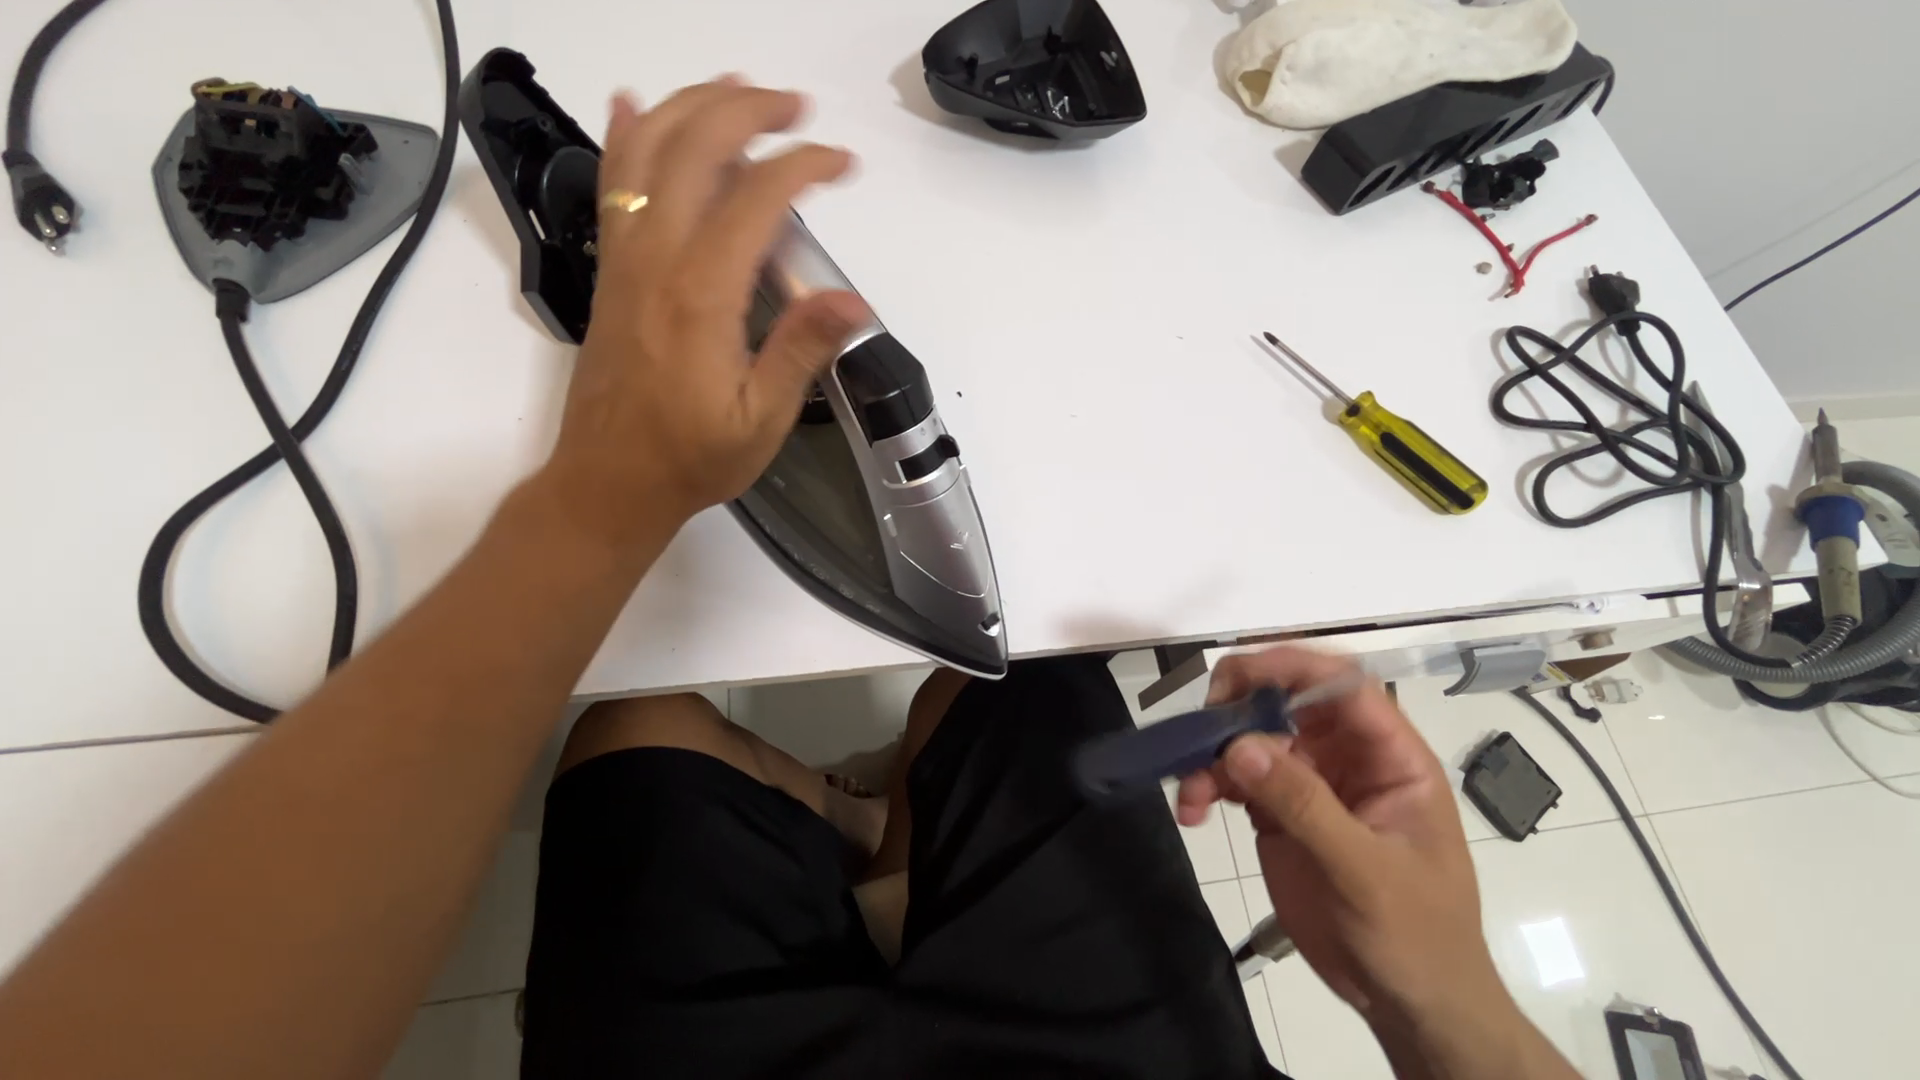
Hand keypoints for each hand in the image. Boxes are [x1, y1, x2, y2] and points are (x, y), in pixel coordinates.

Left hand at [541, 79, 870, 544]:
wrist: (610, 481)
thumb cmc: (690, 457)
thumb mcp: (763, 419)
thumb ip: (802, 351)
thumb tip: (852, 301)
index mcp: (701, 296)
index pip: (755, 198)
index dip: (803, 166)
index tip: (840, 164)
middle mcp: (656, 262)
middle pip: (694, 150)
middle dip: (749, 113)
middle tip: (796, 109)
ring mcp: (625, 262)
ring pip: (646, 153)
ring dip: (691, 107)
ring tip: (736, 90)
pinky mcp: (611, 273)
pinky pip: (612, 187)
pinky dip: (626, 138)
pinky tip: (637, 107)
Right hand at [1175, 648, 1506, 1034]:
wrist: (1406, 1002)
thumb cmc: (1415, 935)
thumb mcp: (1365, 871)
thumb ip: (1303, 805)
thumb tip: (1238, 746)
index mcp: (1391, 757)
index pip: (1345, 686)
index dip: (1293, 667)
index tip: (1238, 676)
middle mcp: (1347, 758)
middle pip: (1287, 701)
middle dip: (1239, 705)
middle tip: (1200, 725)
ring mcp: (1310, 784)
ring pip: (1251, 739)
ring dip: (1213, 755)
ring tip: (1191, 790)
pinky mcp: (1278, 813)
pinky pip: (1235, 779)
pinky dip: (1207, 786)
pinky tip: (1192, 811)